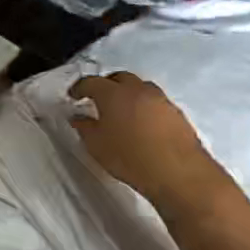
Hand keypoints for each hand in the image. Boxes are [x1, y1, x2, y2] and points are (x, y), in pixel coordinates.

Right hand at [68, 72, 231, 205]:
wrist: (176, 172)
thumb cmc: (130, 157)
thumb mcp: (97, 146)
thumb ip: (85, 128)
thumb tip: (79, 118)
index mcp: (113, 94)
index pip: (91, 82)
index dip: (79, 88)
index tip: (73, 95)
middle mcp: (138, 90)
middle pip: (119, 78)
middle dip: (106, 85)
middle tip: (97, 99)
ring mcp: (160, 99)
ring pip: (140, 87)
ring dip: (128, 94)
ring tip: (121, 111)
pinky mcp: (176, 113)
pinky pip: (155, 102)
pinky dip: (144, 107)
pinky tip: (141, 124)